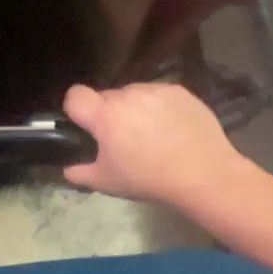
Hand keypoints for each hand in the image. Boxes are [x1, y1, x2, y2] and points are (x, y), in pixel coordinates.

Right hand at [61, 83, 249, 205]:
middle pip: (106, 96)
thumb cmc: (148, 179)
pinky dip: (157, 108)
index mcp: (105, 116)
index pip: (75, 95)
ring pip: (133, 94)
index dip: (75, 109)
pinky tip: (170, 129)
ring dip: (133, 109)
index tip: (85, 126)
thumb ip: (79, 173)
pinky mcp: (179, 91)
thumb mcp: (106, 182)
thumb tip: (68, 169)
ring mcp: (156, 90)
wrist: (203, 174)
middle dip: (108, 114)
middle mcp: (128, 95)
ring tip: (149, 134)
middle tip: (121, 139)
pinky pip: (157, 95)